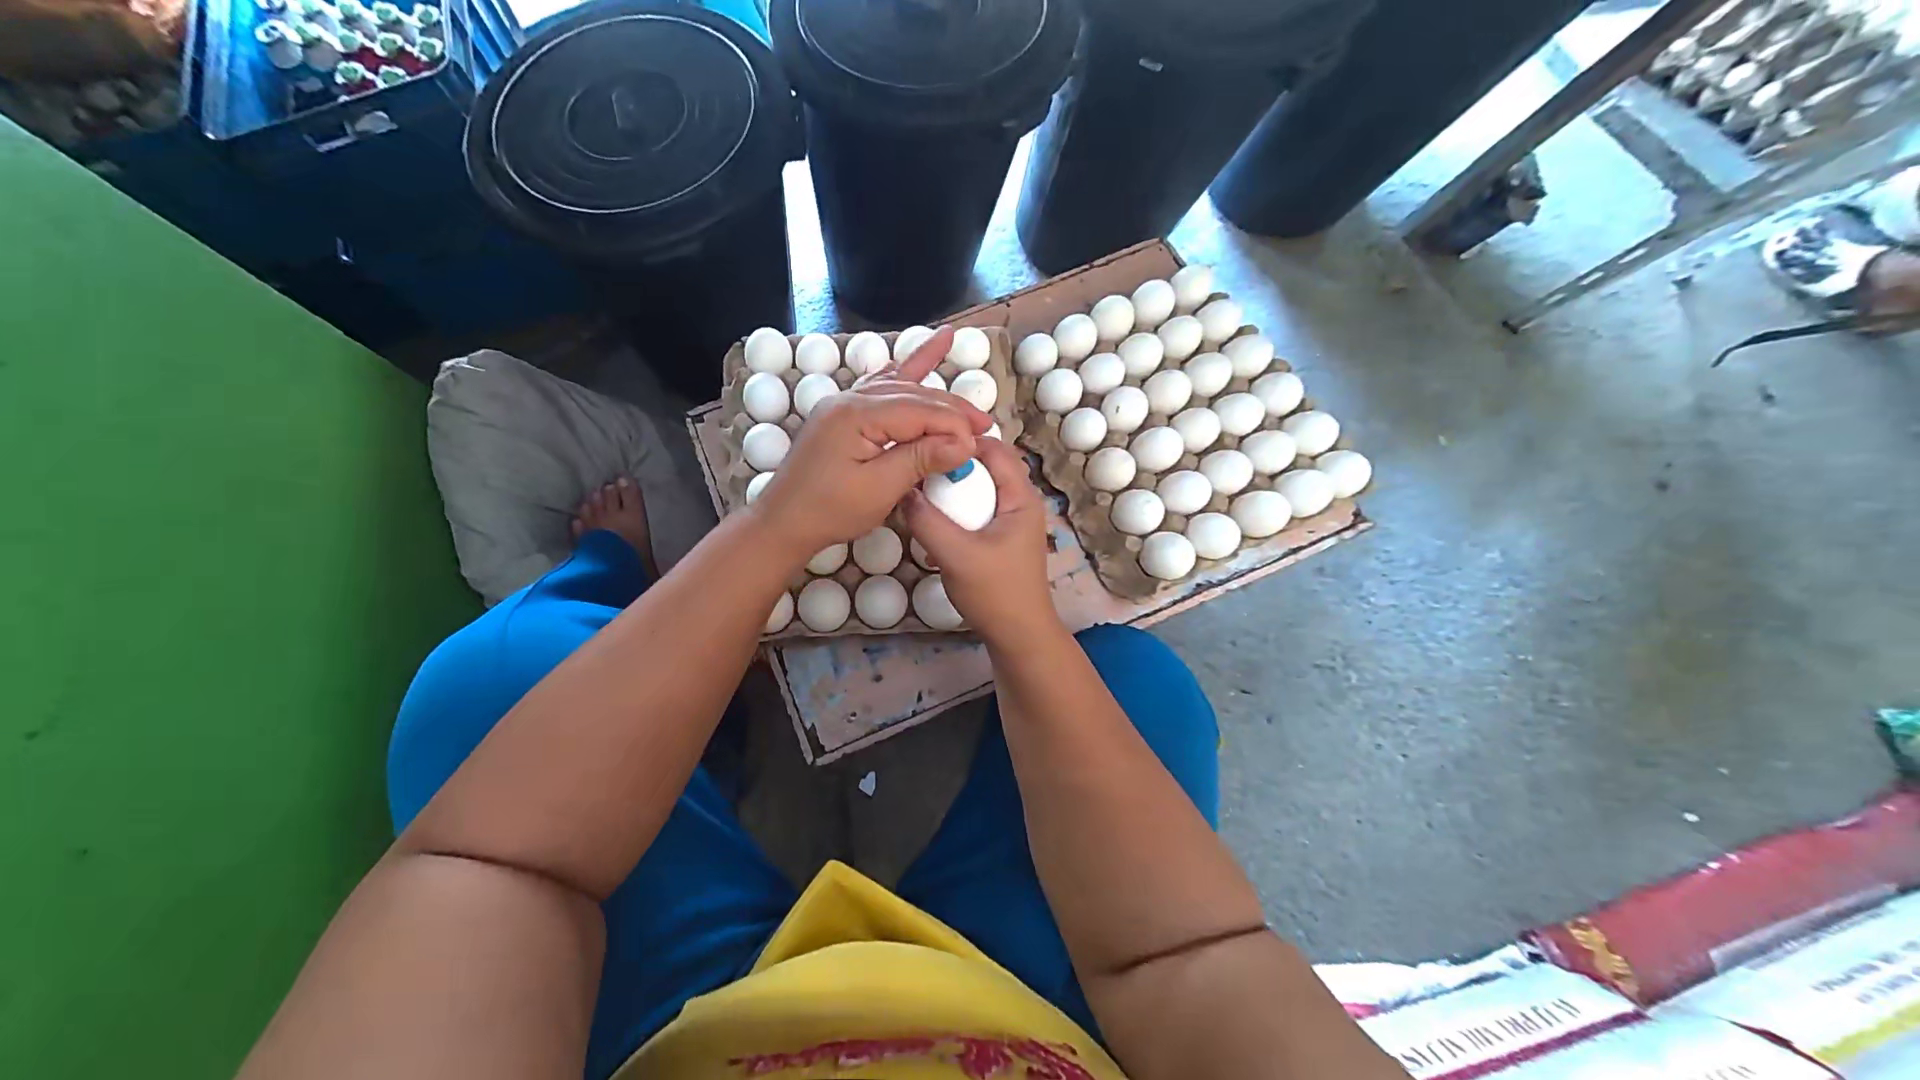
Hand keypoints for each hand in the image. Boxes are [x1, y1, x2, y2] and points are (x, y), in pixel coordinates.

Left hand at [751, 326, 991, 561]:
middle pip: (911, 393)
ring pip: (894, 384)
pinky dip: (897, 374)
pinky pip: (876, 388)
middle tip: (985, 422)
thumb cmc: (829, 510)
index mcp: (857, 414)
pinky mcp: (841, 417)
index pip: (919, 409)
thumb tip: (966, 444)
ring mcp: (842, 405)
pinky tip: (908, 360)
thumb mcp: (880, 489)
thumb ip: (922, 459)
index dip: (954, 424)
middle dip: (950, 406)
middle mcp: (849, 400)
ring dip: (925, 377)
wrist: (783, 521)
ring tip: (950, 347)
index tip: (980, 443)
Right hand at [903, 435, 1057, 645]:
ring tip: (920, 497)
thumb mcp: (956, 555)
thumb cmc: (995, 594)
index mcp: (1021, 498)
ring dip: (951, 492)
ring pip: (977, 491)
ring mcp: (1010, 521)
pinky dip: (955, 513)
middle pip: (984, 466)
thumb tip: (903, 491)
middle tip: (917, 471)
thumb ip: (927, 521)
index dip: (960, 441)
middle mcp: (1019, 502)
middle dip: (951, 467)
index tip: (924, 446)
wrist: (1018, 636)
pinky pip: (975, 511)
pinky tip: (932, 527)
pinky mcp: (1000, 538)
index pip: (993, 448)